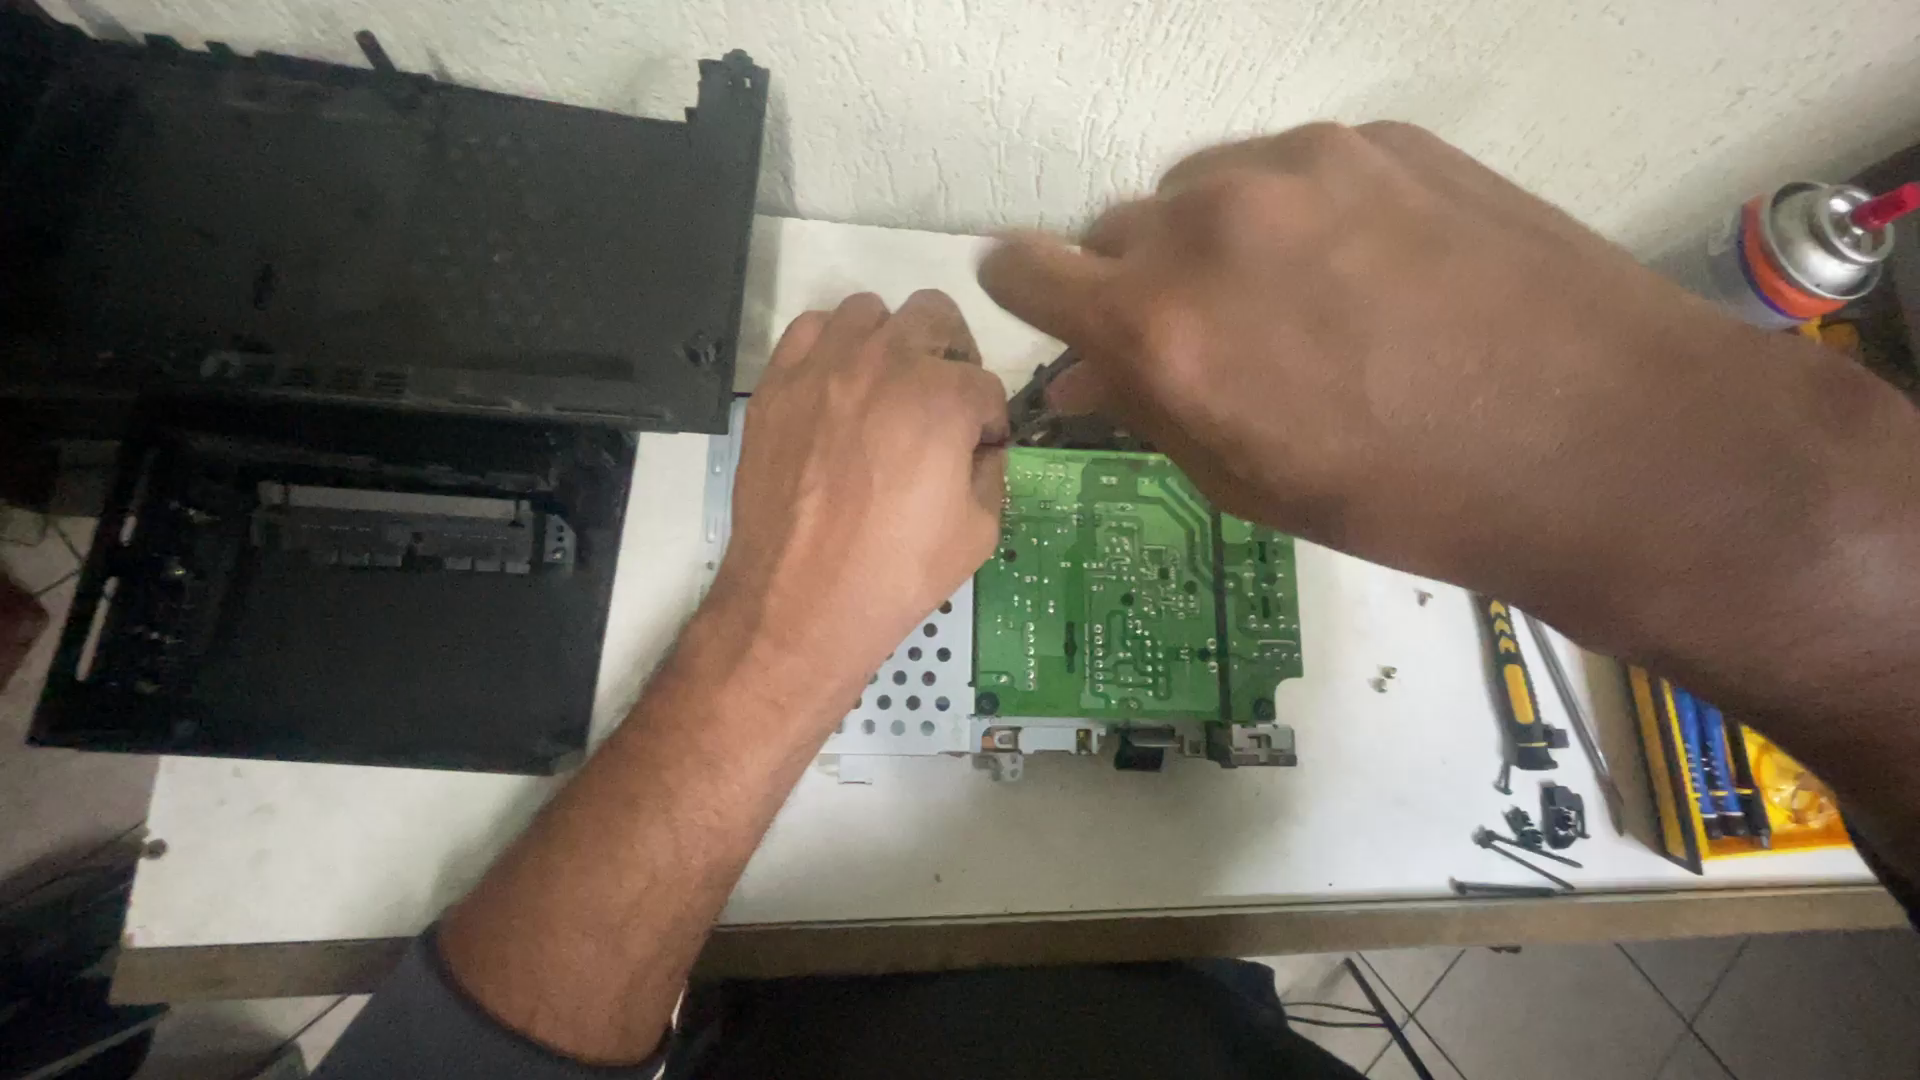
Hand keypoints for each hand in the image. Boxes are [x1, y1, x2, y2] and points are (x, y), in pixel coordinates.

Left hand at [703, 290, 1007, 722]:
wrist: (800, 602)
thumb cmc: (897, 573)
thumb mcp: (979, 532)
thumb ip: (991, 471)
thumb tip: (980, 447)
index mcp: (943, 398)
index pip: (986, 385)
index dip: (990, 422)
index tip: (979, 451)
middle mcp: (884, 364)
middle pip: (935, 317)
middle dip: (953, 357)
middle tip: (943, 406)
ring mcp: (823, 368)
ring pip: (870, 312)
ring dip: (892, 344)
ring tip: (887, 393)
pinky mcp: (777, 385)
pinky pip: (810, 331)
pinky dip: (833, 348)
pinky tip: (837, 389)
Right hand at [977, 122, 1815, 640]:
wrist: (1595, 440)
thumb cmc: (1389, 495)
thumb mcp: (1235, 476)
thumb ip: (1142, 405)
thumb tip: (1083, 370)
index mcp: (1159, 325)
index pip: (1028, 270)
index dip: (1023, 290)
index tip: (1038, 304)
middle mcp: (1207, 225)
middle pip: (1111, 232)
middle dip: (1128, 284)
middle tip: (1192, 338)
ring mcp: (1296, 166)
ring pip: (1194, 193)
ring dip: (1204, 245)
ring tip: (1280, 304)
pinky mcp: (1376, 138)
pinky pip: (1280, 170)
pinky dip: (1283, 216)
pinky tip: (1351, 269)